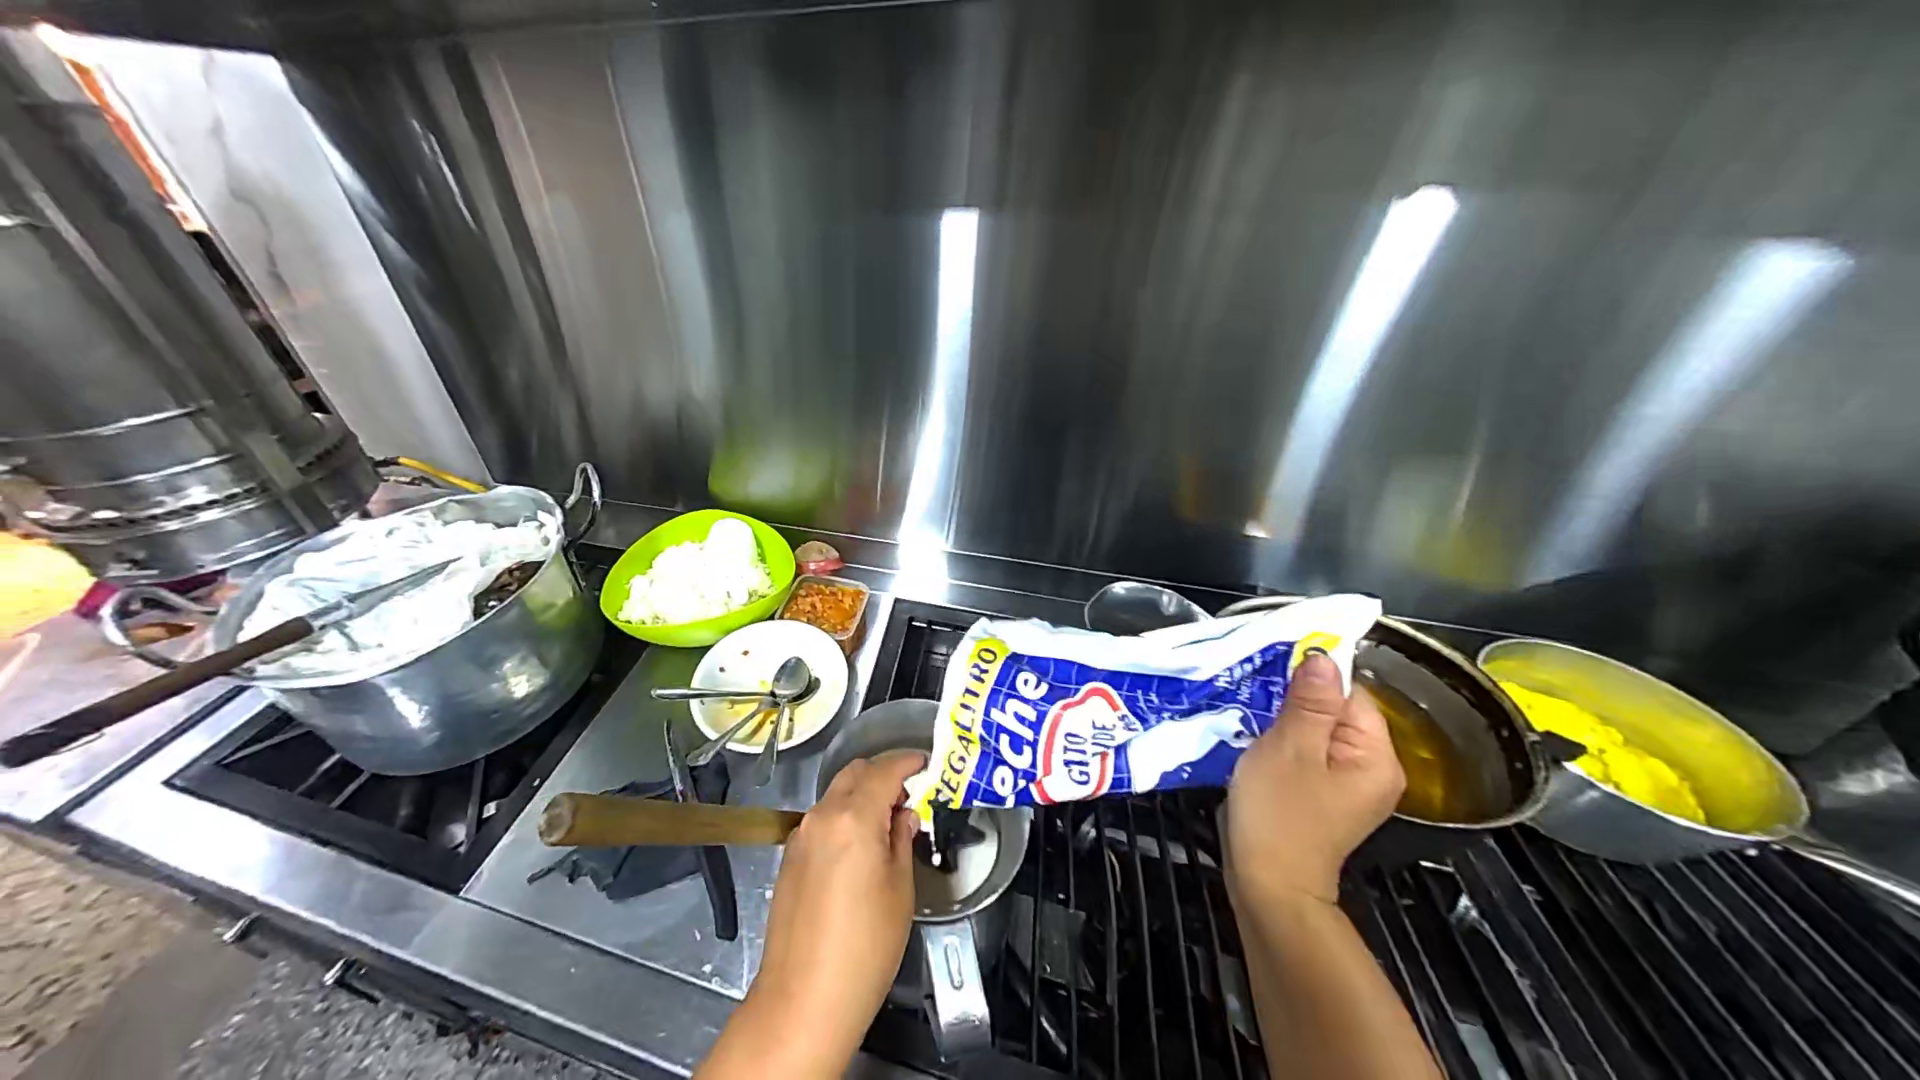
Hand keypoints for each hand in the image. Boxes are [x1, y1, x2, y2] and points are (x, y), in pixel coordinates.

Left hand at [740, 750, 924, 1066]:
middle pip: (854, 773)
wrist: (803, 999)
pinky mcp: (789, 858)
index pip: (884, 770)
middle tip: (910, 793)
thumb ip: (901, 839)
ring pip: (835, 794)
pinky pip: (822, 820)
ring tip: (888, 821)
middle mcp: (821, 818)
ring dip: (862, 795)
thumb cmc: (863, 947)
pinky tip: (860, 845)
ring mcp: (801, 837)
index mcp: (853, 818)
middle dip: (884, 774)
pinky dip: (844, 817)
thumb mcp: (899, 888)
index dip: (908, 761)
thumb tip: (904, 815)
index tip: (925, 763)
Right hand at [1225, 650, 1403, 906]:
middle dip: (1295, 702)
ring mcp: (1348, 784)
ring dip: (1285, 722)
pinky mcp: (1323, 795)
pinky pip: (1308, 753)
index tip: (1272, 677)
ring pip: (1317, 731)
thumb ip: (1310, 701)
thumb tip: (1324, 655)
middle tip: (1256, 698)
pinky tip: (1256, 743)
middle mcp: (1372, 768)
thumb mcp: (1290, 748)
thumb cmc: (1279, 814)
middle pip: (1335, 712)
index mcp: (1377, 756)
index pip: (1351, 694)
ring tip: (1252, 719)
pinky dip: (1283, 743)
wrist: (1267, 885)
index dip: (1313, 681)